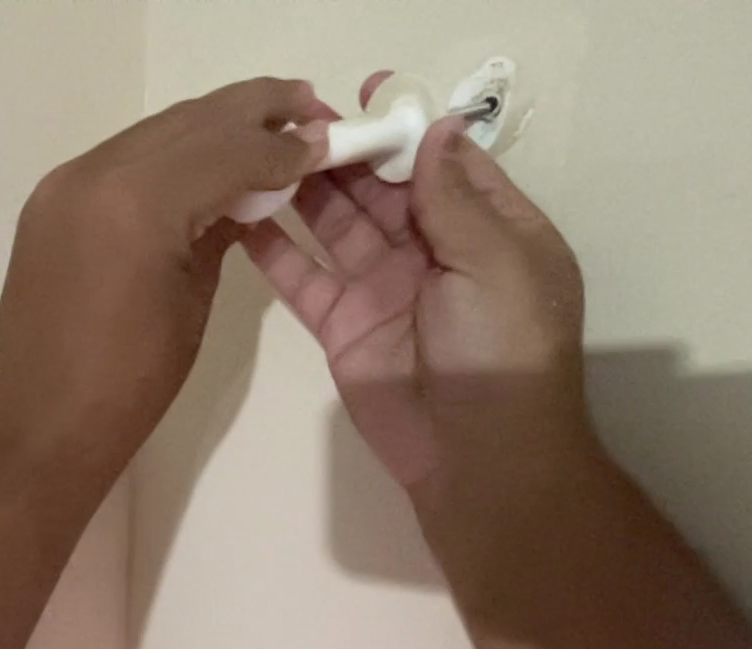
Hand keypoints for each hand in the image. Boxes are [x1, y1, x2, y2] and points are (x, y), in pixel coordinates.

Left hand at [0, 77, 331, 481]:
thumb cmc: (129, 386)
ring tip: (260, 129)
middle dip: (252, 113)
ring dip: (208, 129)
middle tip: (305, 107)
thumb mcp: (192, 303)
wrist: (45, 425)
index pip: (227, 149)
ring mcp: (62, 186)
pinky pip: (118, 162)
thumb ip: (222, 232)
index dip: (282, 146)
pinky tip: (198, 166)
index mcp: (137, 204)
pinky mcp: (47, 205)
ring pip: (151, 134)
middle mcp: (93, 175)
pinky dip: (164, 158)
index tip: (325, 140)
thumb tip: (251, 191)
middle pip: (188, 122)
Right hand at [244, 72, 589, 494]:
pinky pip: (305, 282)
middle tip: (296, 123)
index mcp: (486, 230)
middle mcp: (431, 253)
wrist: (473, 451)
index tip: (368, 94)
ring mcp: (381, 290)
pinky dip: (277, 254)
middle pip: (383, 191)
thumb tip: (436, 131)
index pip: (442, 164)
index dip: (407, 128)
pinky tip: (248, 221)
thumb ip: (456, 199)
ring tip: (264, 158)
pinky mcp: (340, 327)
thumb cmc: (503, 349)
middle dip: (347, 155)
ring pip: (338, 229)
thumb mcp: (497, 262)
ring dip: (307, 194)